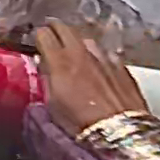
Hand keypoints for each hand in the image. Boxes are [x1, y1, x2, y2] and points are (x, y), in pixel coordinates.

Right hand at [34, 20, 150, 136]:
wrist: (123, 132)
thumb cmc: (81, 123)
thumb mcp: (53, 104)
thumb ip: (46, 79)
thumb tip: (43, 64)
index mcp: (59, 61)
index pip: (43, 34)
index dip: (38, 37)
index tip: (37, 43)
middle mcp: (81, 52)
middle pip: (64, 27)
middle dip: (55, 30)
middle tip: (52, 39)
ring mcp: (103, 55)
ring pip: (85, 38)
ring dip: (77, 43)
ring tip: (75, 54)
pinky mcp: (121, 64)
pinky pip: (104, 52)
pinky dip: (97, 56)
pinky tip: (98, 67)